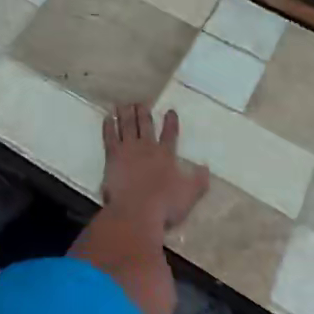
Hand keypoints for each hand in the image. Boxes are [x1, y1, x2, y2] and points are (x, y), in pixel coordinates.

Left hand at [99, 103, 208, 231]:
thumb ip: (199, 179)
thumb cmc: (165, 205)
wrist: (136, 211)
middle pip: (145, 125)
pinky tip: (108, 117)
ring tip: (123, 104)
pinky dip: (109, 125)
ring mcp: (128, 150)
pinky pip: (109, 136)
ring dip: (125, 114)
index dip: (171, 122)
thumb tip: (205, 166)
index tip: (170, 111)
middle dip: (144, 112)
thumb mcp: (191, 193)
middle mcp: (147, 148)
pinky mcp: (112, 157)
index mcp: (166, 155)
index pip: (170, 134)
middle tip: (140, 102)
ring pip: (127, 126)